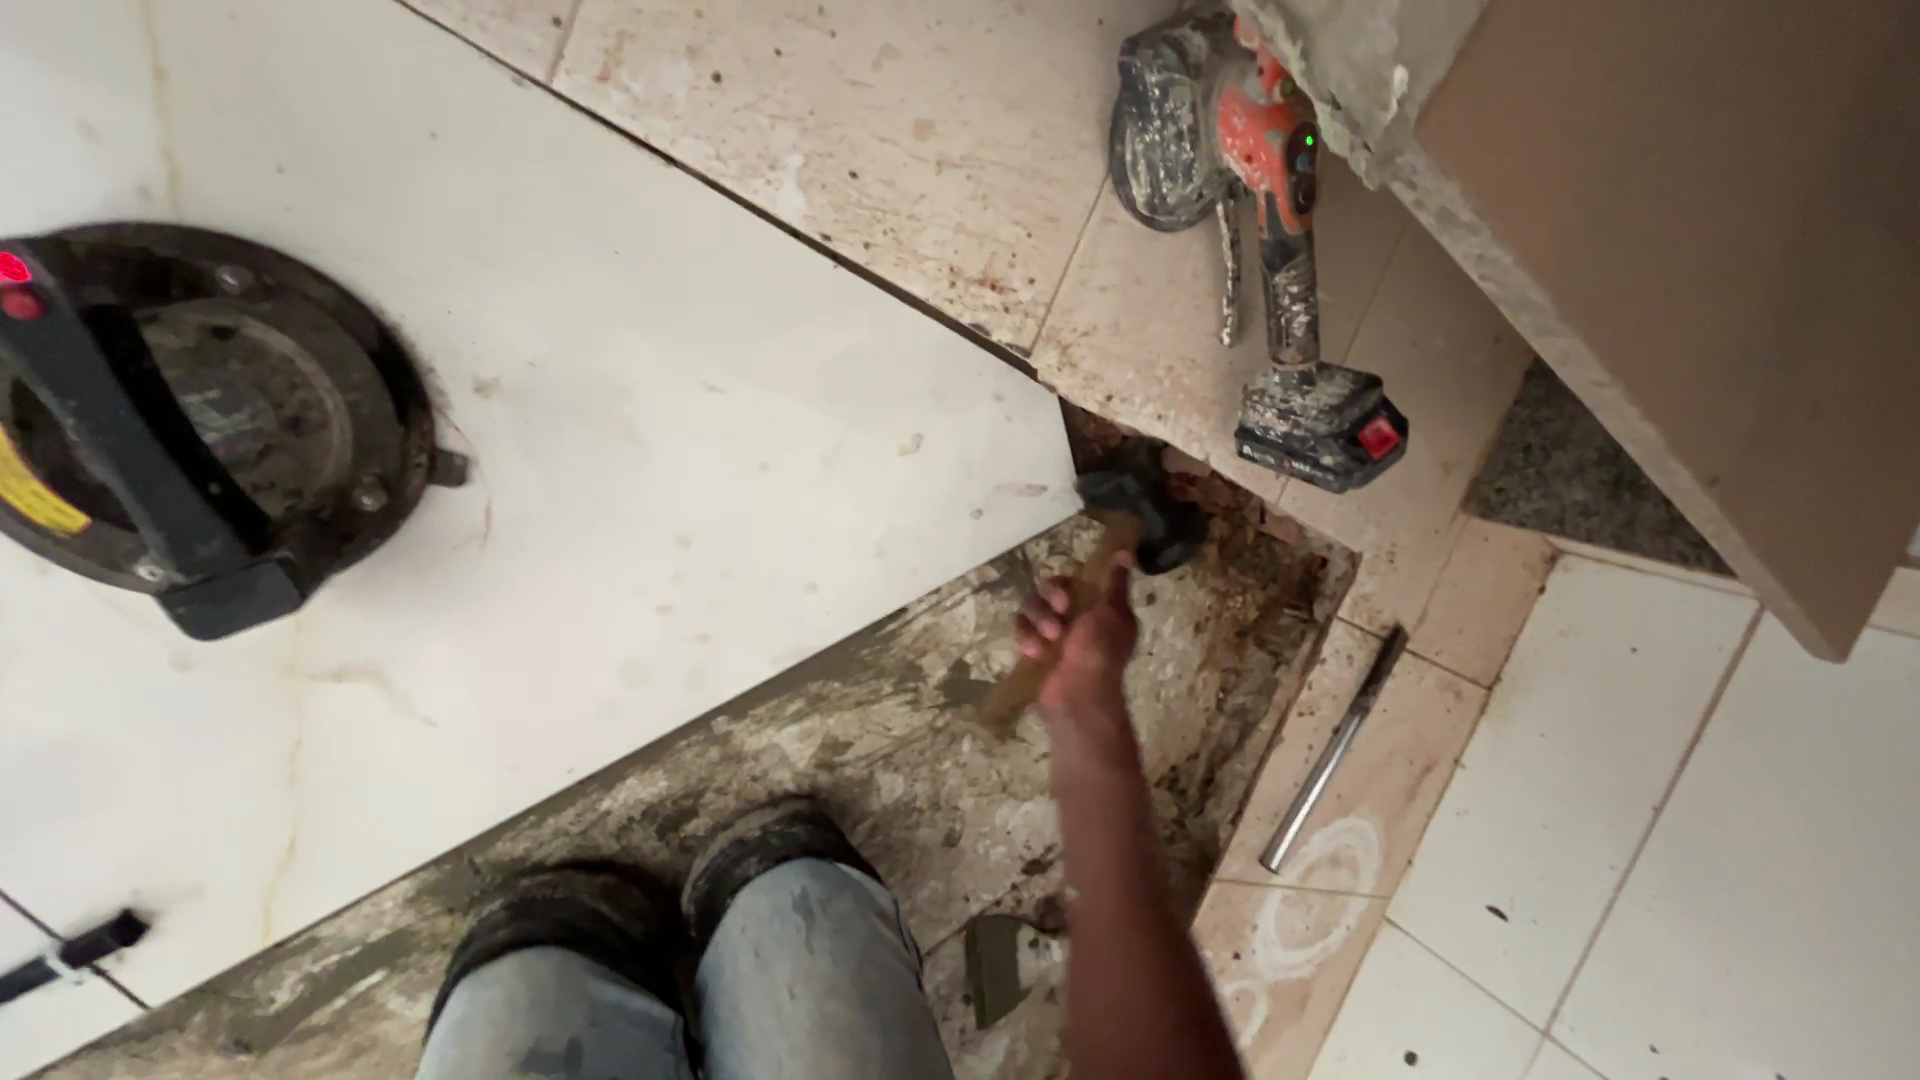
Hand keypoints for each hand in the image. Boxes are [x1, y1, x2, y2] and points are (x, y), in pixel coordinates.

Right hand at [1014, 562, 1139, 721]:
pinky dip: (1026, 637)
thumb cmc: (1100, 652)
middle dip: (1050, 599)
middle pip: (1049, 591)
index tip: (1067, 595)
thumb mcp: (1113, 613)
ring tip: (1049, 637)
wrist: (1079, 696)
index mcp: (1098, 608)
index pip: (1074, 580)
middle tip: (1059, 611)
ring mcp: (1054, 634)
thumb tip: (1127, 552)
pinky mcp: (1036, 649)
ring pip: (1032, 608)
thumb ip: (1115, 582)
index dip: (1065, 583)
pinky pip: (1022, 629)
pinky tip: (1034, 651)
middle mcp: (1076, 618)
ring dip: (1038, 619)